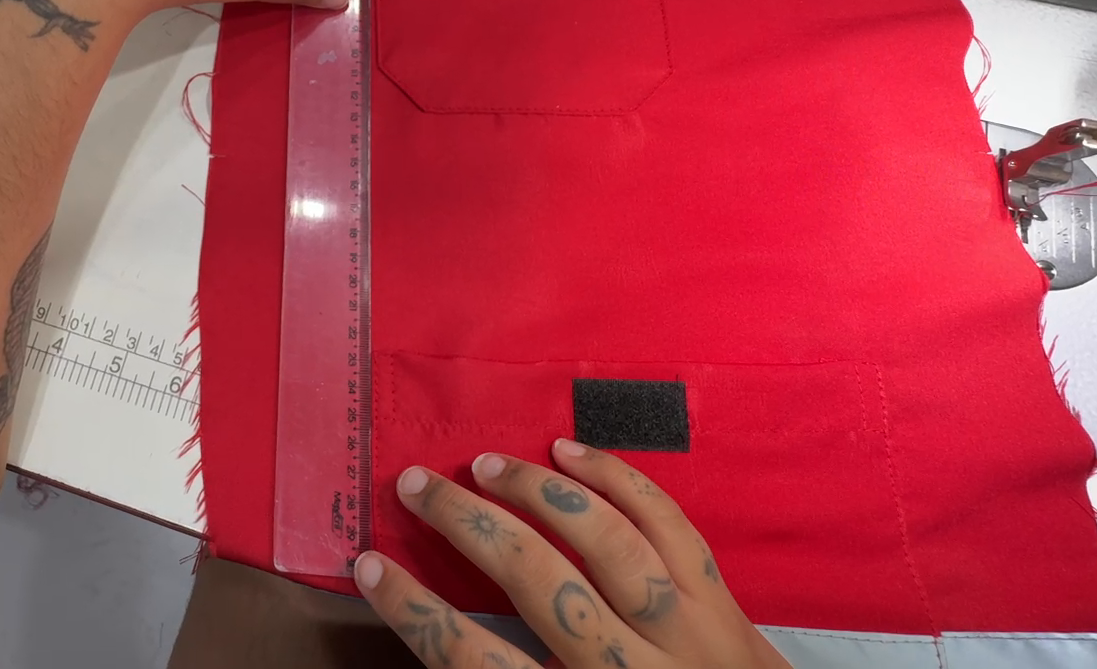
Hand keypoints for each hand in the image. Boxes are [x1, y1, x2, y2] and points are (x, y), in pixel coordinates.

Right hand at [356, 439, 790, 668]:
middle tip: (415, 482)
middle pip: (536, 582)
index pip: (476, 664)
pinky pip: (671, 527)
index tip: (367, 564)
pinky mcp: (729, 610)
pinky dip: (618, 480)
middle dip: (465, 523)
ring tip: (485, 462)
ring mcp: (693, 639)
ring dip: (536, 493)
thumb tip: (447, 639)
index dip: (413, 611)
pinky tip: (569, 449)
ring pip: (605, 543)